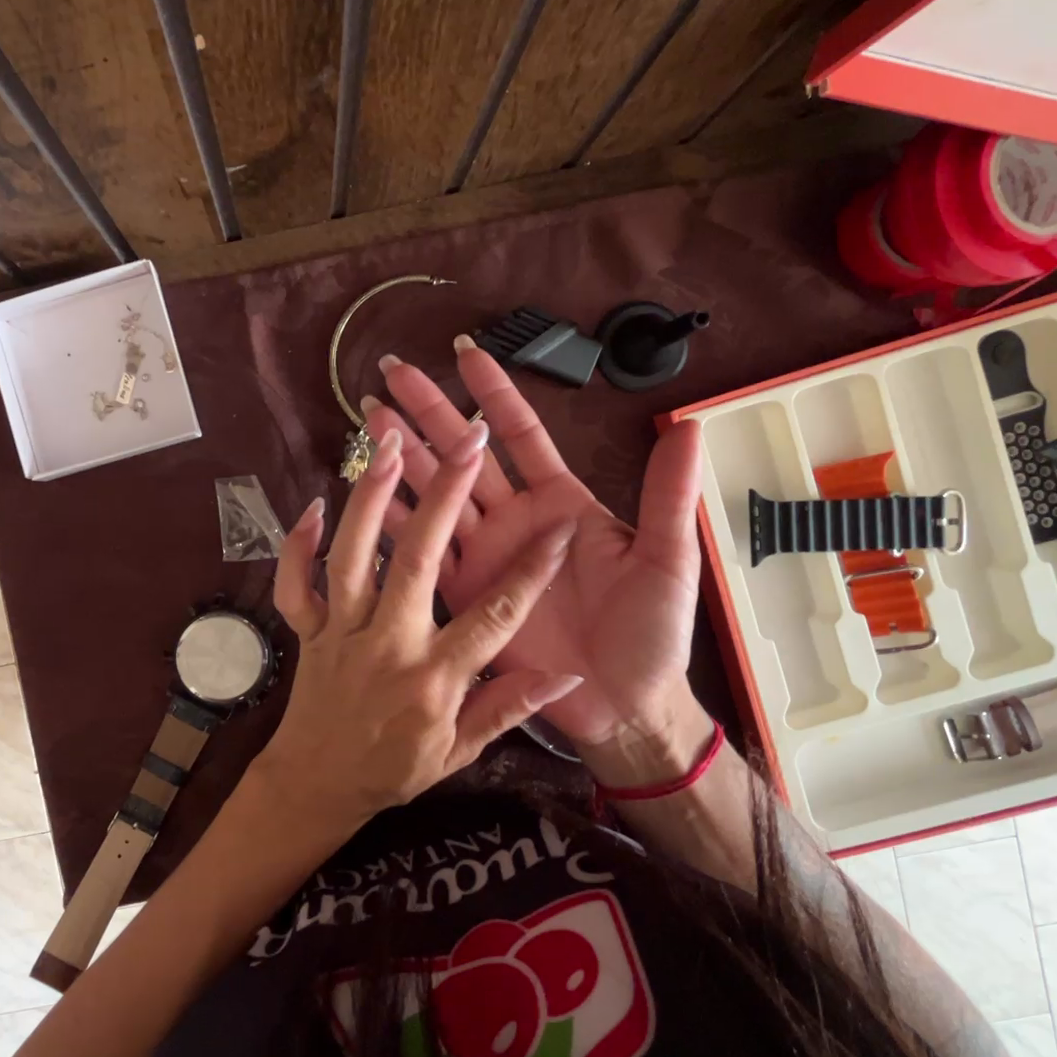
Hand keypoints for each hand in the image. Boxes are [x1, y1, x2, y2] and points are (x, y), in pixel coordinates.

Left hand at [254, 420, 584, 836]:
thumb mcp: (459, 752)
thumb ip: (508, 708)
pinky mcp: (306, 630)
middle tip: (466, 439)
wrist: (316, 786)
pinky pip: (295, 583)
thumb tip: (567, 675)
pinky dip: (297, 544)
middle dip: (444, 495)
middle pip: (416, 561)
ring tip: (388, 443)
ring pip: (352, 557)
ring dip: (369, 498)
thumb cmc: (393, 770)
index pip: (495, 615)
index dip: (532, 569)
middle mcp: (387, 644)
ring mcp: (339, 632)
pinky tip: (313, 504)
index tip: (561, 523)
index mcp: (433, 679)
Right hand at [363, 337, 711, 782]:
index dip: (491, 393)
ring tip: (369, 420)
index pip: (521, 434)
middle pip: (464, 455)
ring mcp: (485, 558)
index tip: (462, 352)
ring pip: (436, 494)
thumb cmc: (652, 633)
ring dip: (402, 457)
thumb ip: (667, 495)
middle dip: (428, 412)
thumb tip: (687, 422)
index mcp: (561, 504)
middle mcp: (516, 522)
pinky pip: (425, 552)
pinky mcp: (464, 596)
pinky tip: (369, 494)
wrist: (623, 704)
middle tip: (391, 373)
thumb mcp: (668, 561)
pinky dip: (397, 522)